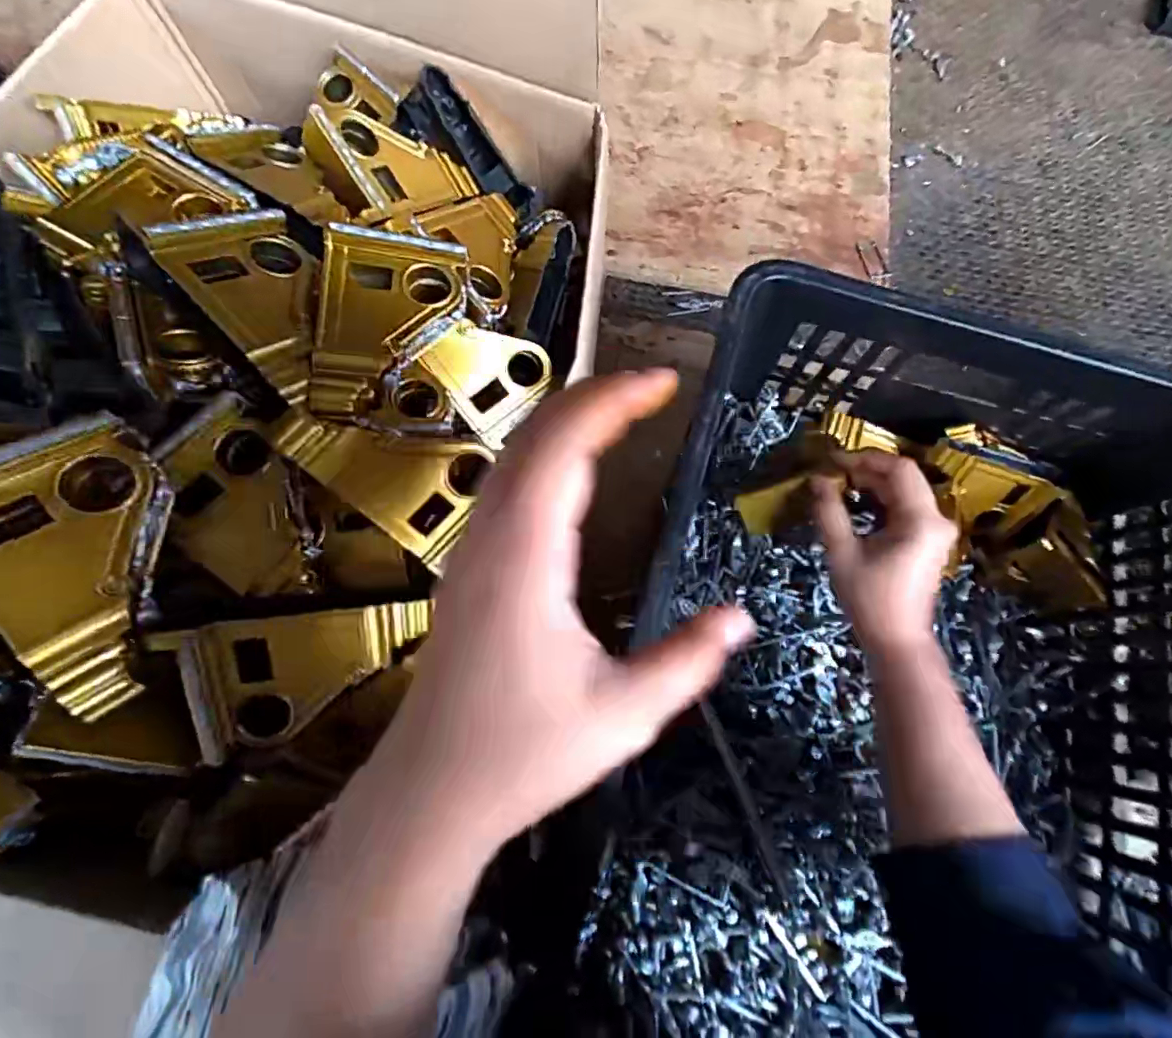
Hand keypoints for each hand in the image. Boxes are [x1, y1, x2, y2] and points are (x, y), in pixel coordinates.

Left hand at [358, 369, 755, 856]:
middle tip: (651, 387)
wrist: (430, 790)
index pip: (566, 448)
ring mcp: (471, 551)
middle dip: (593, 396)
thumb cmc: (521, 755)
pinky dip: (545, 453)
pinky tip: (572, 467)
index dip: (614, 402)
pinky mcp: (467, 568)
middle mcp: (491, 540)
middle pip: (535, 436)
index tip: (662, 382)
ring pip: (514, 455)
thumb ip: (686, 662)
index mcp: (527, 559)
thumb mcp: (622, 715)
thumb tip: (741, 618)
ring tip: (620, 410)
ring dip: (565, 419)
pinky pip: (505, 484)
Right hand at [812, 451, 958, 657]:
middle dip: (868, 469)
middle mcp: (936, 520)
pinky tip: (857, 502)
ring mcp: (936, 530)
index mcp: (920, 520)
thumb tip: (817, 480)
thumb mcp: (842, 553)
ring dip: (875, 484)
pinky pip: (907, 507)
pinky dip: (883, 500)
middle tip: (834, 471)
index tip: (834, 461)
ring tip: (841, 484)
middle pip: (905, 477)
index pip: (899, 470)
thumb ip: (830, 512)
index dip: (865, 459)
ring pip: (906, 491)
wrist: (896, 639)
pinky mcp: (929, 540)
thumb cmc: (869, 600)